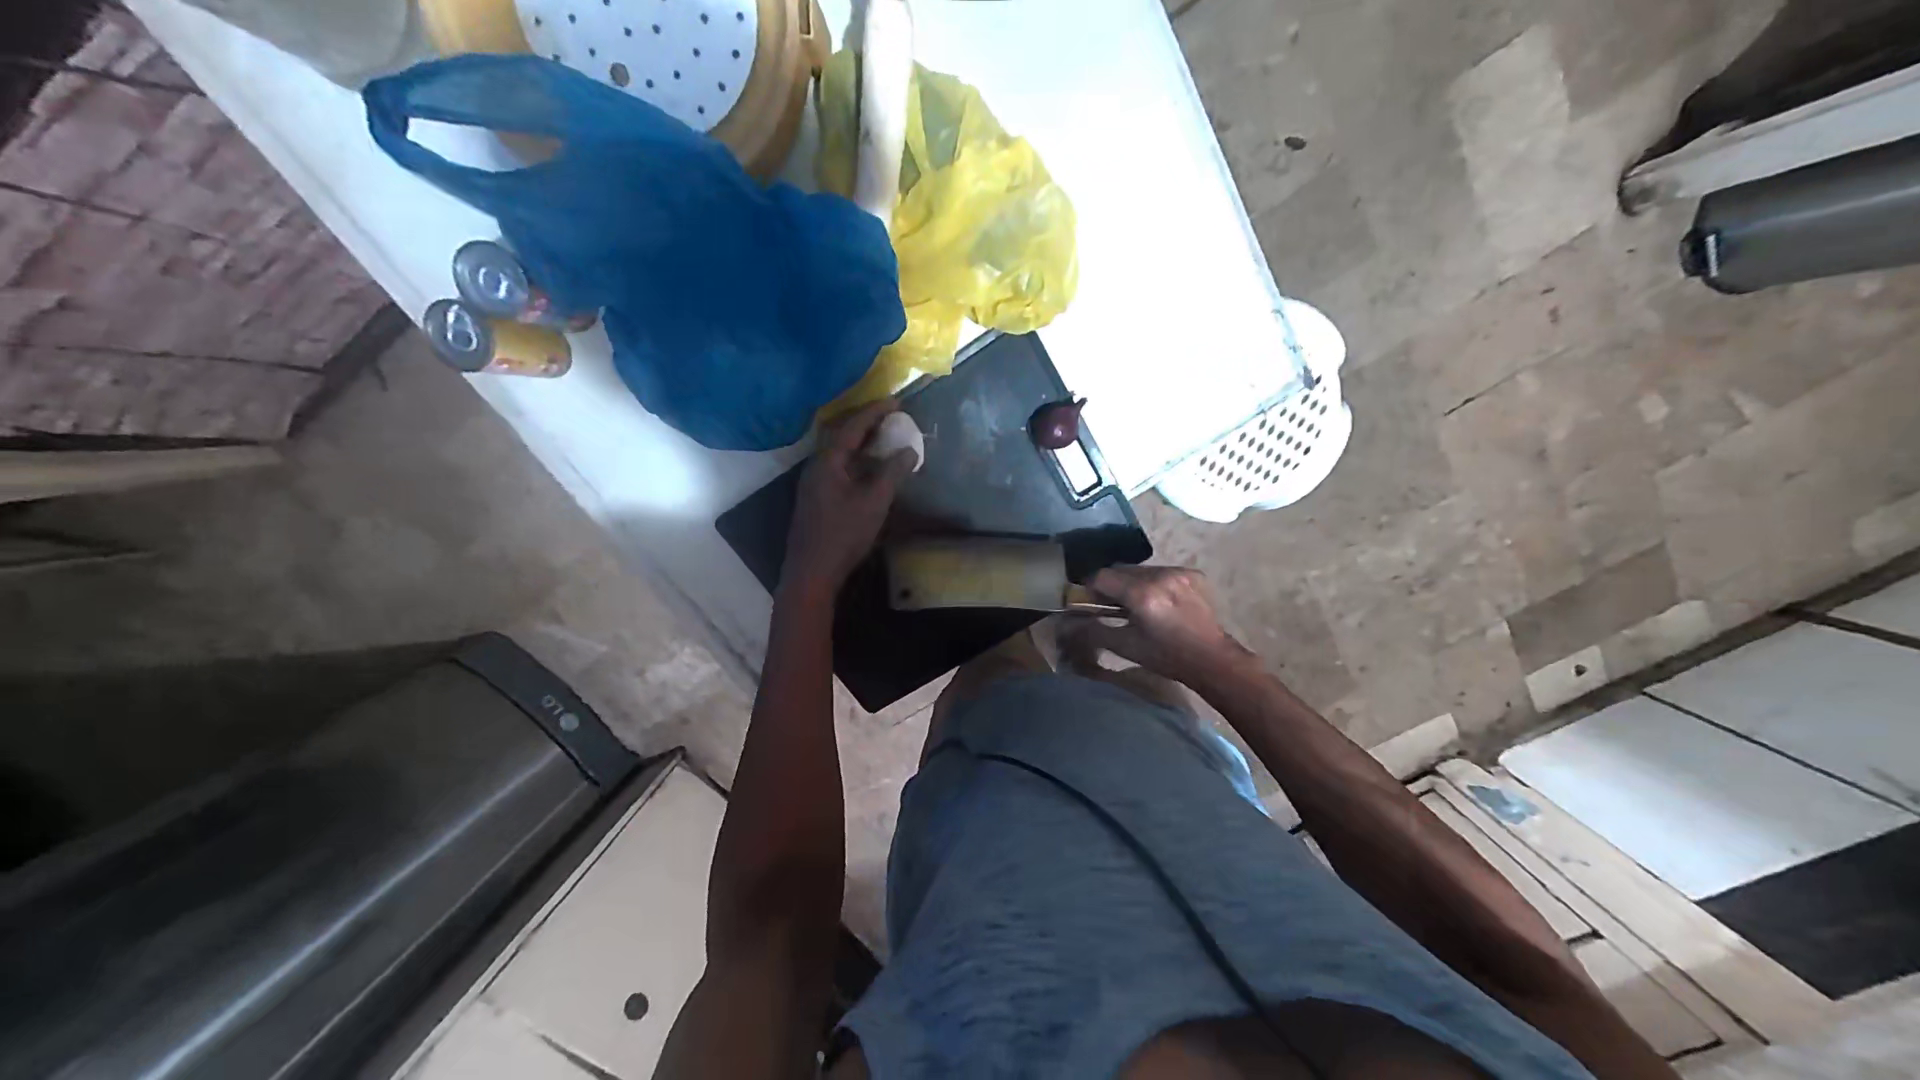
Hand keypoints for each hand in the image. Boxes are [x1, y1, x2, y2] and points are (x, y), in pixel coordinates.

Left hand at [783, 399, 916, 595]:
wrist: (812, 572)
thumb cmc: (843, 535)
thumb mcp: (874, 502)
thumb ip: (892, 473)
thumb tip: (908, 450)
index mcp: (828, 461)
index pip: (852, 427)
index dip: (875, 412)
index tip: (897, 402)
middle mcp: (816, 467)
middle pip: (842, 436)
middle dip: (867, 425)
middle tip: (891, 417)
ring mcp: (813, 484)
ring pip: (840, 454)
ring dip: (862, 445)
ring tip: (885, 440)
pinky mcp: (816, 500)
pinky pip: (838, 469)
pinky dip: (857, 462)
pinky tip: (870, 471)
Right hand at [1071, 565, 1258, 685]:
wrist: (1212, 659)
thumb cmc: (1166, 656)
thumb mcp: (1125, 646)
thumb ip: (1094, 629)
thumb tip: (1068, 622)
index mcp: (1142, 594)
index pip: (1102, 576)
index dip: (1090, 588)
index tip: (1090, 602)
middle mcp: (1160, 577)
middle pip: (1121, 570)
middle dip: (1111, 585)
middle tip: (1111, 606)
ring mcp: (1178, 573)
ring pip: (1140, 569)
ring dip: (1131, 583)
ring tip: (1136, 605)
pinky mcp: (1192, 574)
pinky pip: (1160, 572)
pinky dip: (1153, 583)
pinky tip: (1159, 602)